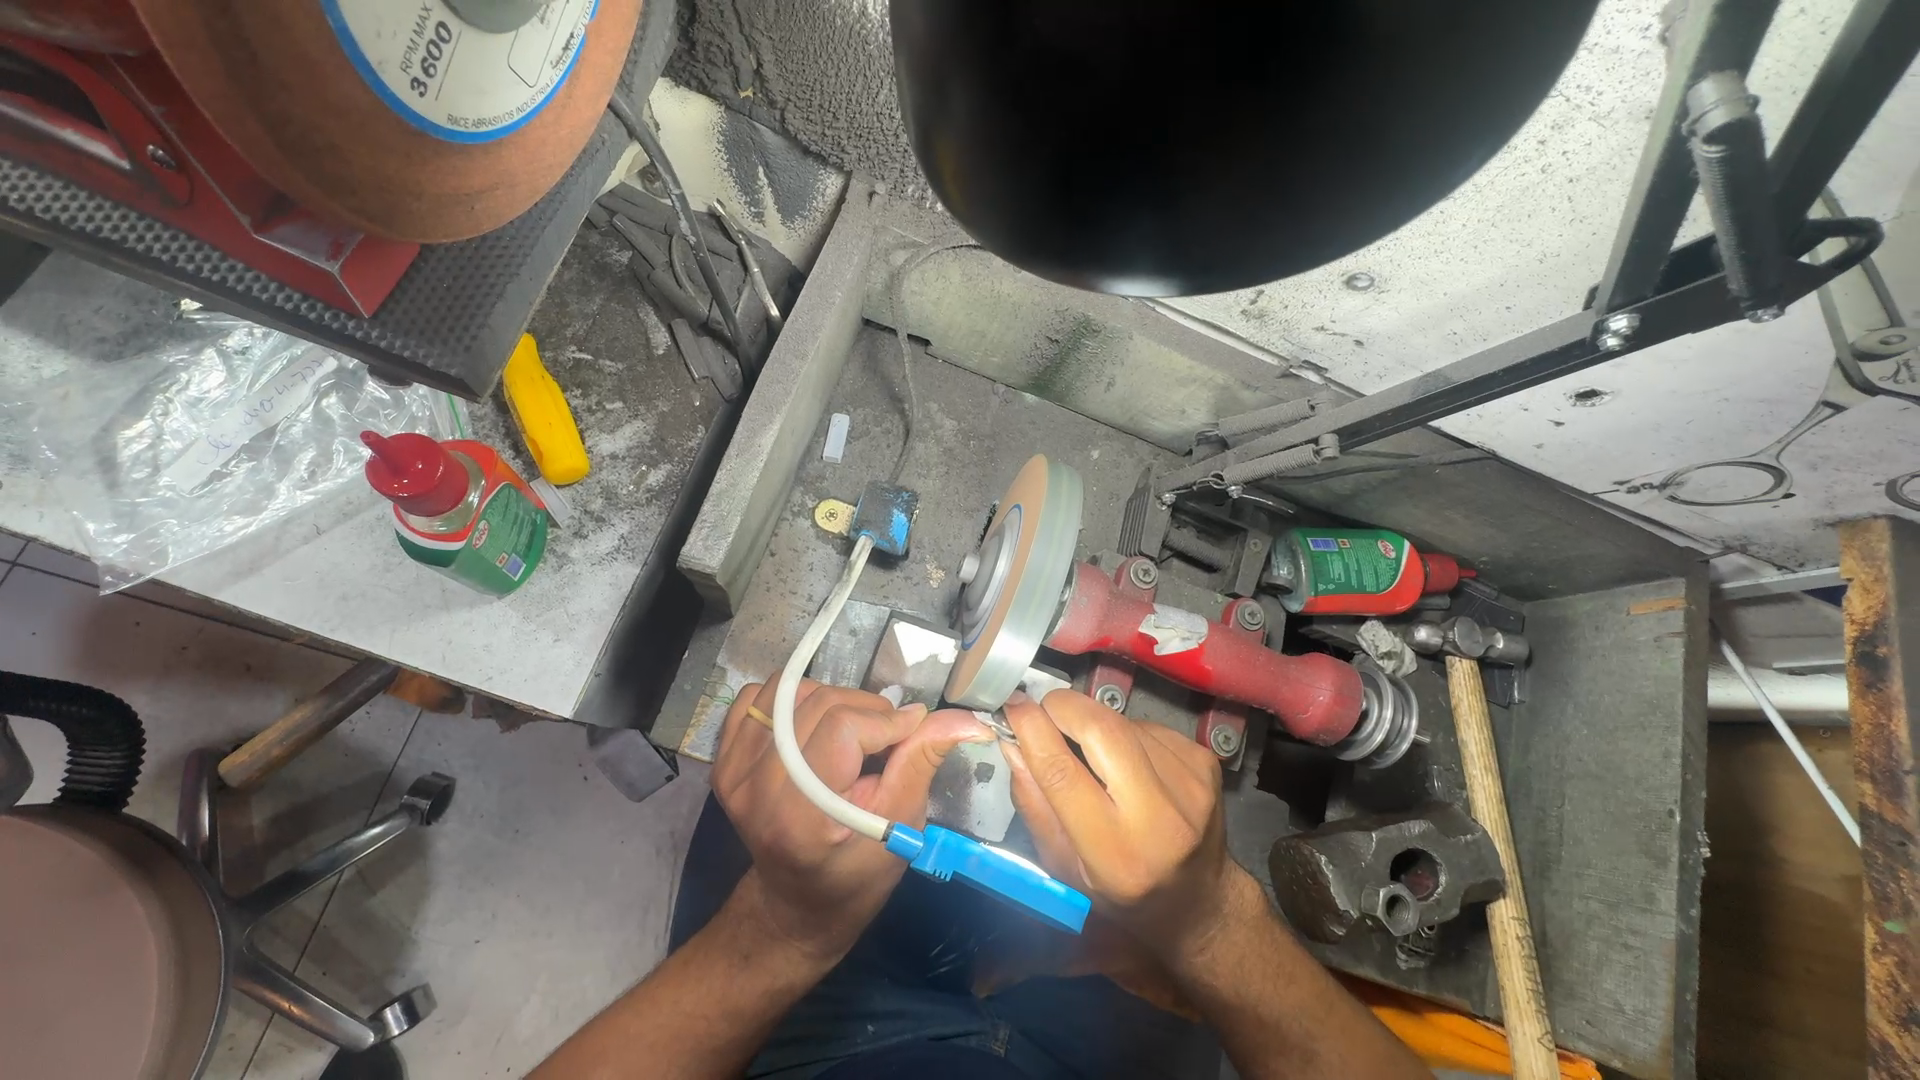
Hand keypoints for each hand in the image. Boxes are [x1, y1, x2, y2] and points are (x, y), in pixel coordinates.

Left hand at [712, 678, 990, 962]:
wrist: (797, 903)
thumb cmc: (858, 872)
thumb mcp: (902, 823)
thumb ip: (924, 760)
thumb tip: (969, 719)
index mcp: (800, 815)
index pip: (842, 727)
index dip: (887, 720)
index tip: (914, 730)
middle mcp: (756, 788)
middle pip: (819, 703)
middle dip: (866, 709)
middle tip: (888, 736)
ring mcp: (733, 772)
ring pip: (791, 692)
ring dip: (833, 701)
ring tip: (853, 733)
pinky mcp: (724, 760)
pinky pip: (756, 699)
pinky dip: (791, 701)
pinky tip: (813, 728)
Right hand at [1003, 689, 1241, 962]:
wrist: (1201, 903)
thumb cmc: (1119, 892)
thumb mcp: (1061, 865)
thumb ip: (1032, 803)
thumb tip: (1011, 740)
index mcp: (1114, 853)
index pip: (1063, 773)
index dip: (1032, 731)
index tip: (1012, 706)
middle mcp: (1159, 817)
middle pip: (1102, 730)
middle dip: (1064, 707)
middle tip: (1045, 710)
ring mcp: (1190, 784)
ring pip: (1124, 722)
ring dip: (1096, 723)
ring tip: (1092, 750)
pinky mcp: (1206, 761)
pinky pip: (1148, 727)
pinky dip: (1126, 733)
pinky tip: (1127, 761)